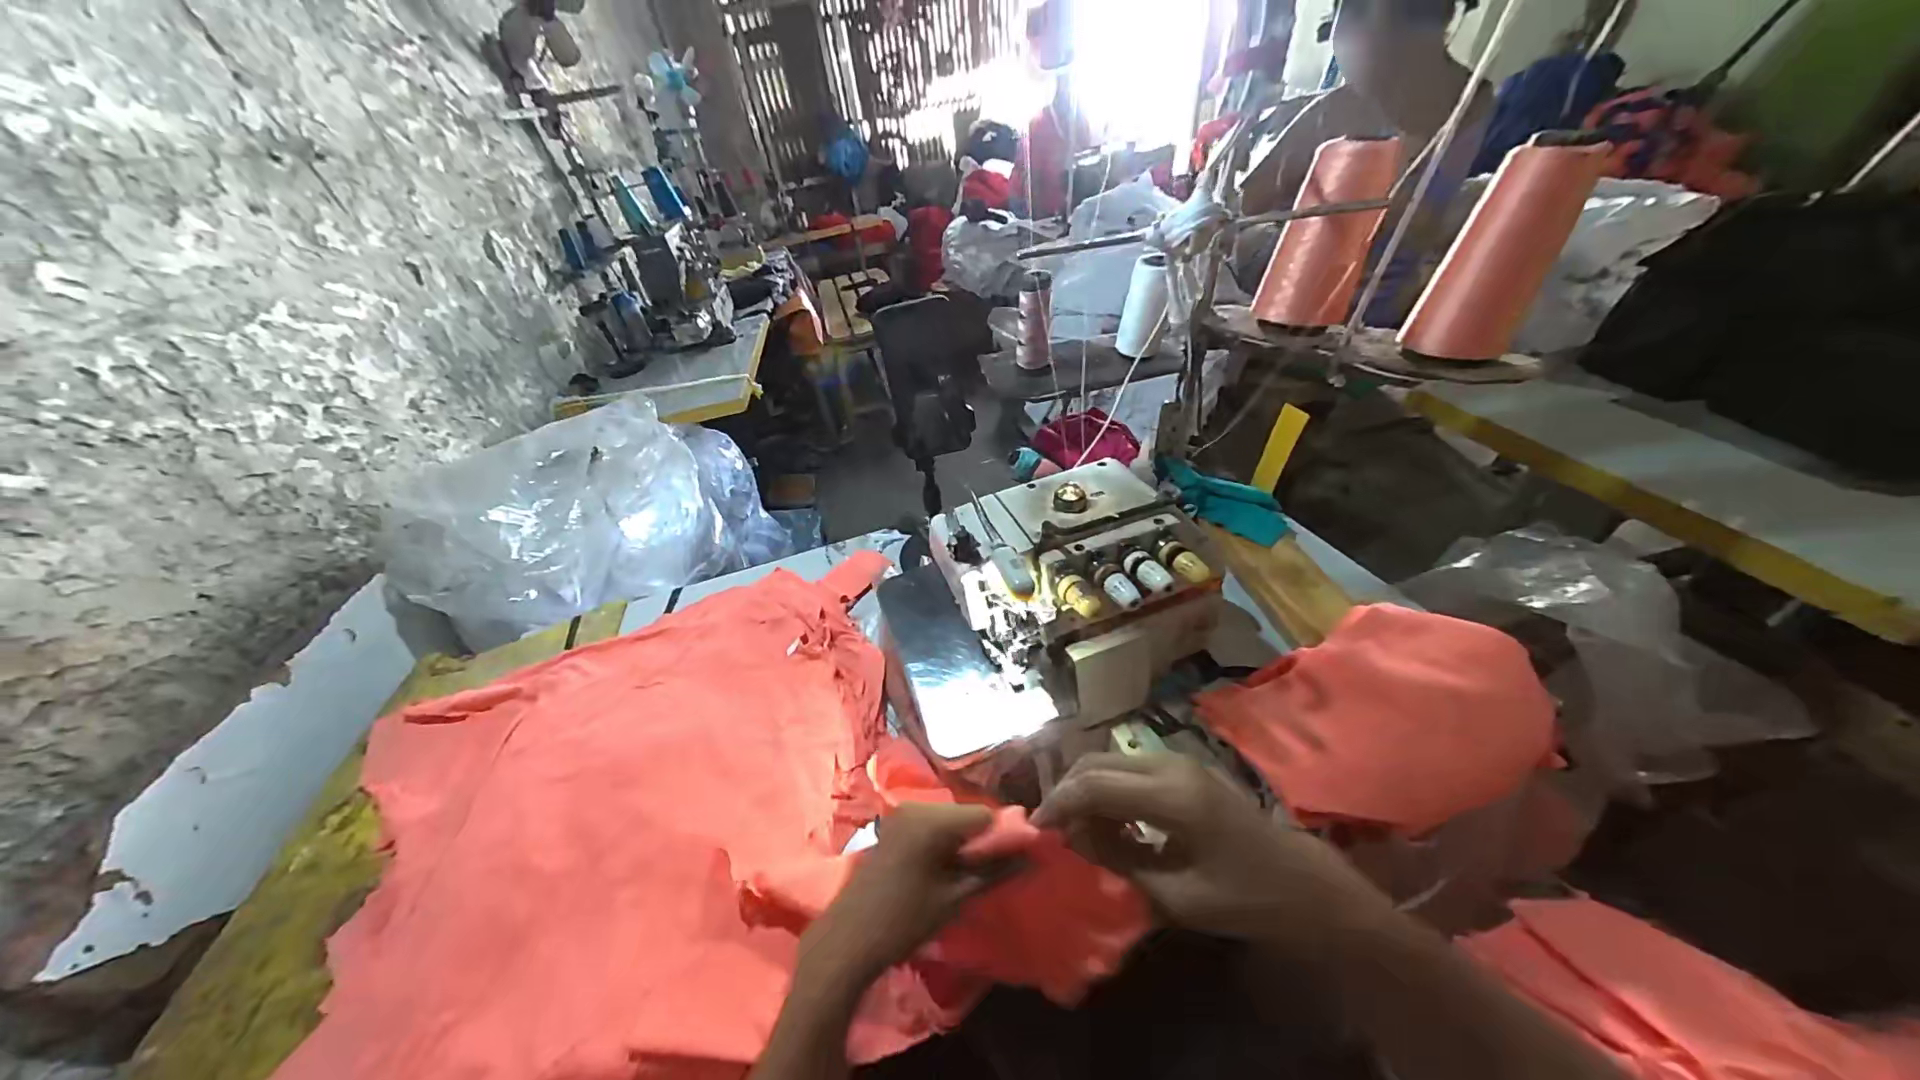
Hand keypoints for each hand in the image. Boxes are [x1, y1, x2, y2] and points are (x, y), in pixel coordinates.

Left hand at [797, 803, 1006, 988]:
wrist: (849, 938)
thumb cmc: (904, 920)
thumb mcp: (955, 897)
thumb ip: (995, 870)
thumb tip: (1032, 855)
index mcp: (933, 820)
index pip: (985, 815)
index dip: (1004, 836)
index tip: (1014, 860)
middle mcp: (918, 806)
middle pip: (967, 814)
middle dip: (984, 838)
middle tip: (992, 870)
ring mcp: (903, 813)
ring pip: (951, 819)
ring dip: (964, 840)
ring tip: (969, 872)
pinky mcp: (894, 825)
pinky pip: (932, 824)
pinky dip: (945, 840)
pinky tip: (946, 866)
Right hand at [1034, 752, 1395, 962]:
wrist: (1305, 884)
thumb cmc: (1245, 898)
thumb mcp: (1176, 897)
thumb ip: (1119, 863)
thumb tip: (1074, 839)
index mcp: (1172, 797)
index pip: (1095, 784)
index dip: (1059, 804)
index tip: (1037, 831)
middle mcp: (1171, 765)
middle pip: (1096, 762)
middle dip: (1065, 792)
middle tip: (1051, 830)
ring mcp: (1179, 761)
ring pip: (1110, 760)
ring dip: (1085, 788)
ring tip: (1074, 828)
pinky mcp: (1184, 767)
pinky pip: (1129, 767)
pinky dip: (1107, 788)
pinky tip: (1108, 821)